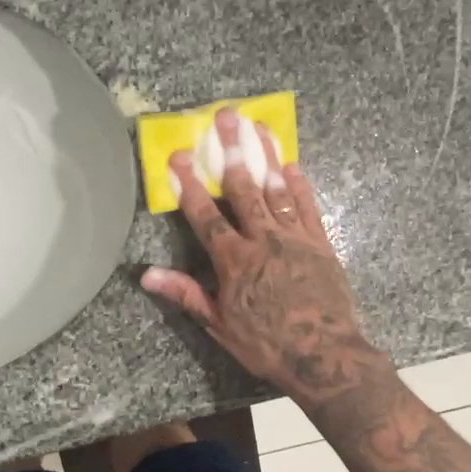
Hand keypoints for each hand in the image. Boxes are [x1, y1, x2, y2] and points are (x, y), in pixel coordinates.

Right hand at [141, 106, 380, 405]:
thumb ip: (186, 293)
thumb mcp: (219, 324)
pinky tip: (291, 165)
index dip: (190, 185)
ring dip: (266, 156)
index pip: (206, 216)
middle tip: (226, 117)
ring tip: (258, 127)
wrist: (323, 354)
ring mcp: (295, 238)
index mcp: (233, 261)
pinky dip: (298, 185)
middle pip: (244, 189)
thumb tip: (147, 275)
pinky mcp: (321, 243)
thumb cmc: (265, 344)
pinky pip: (307, 207)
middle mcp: (263, 240)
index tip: (179, 156)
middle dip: (232, 152)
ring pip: (277, 189)